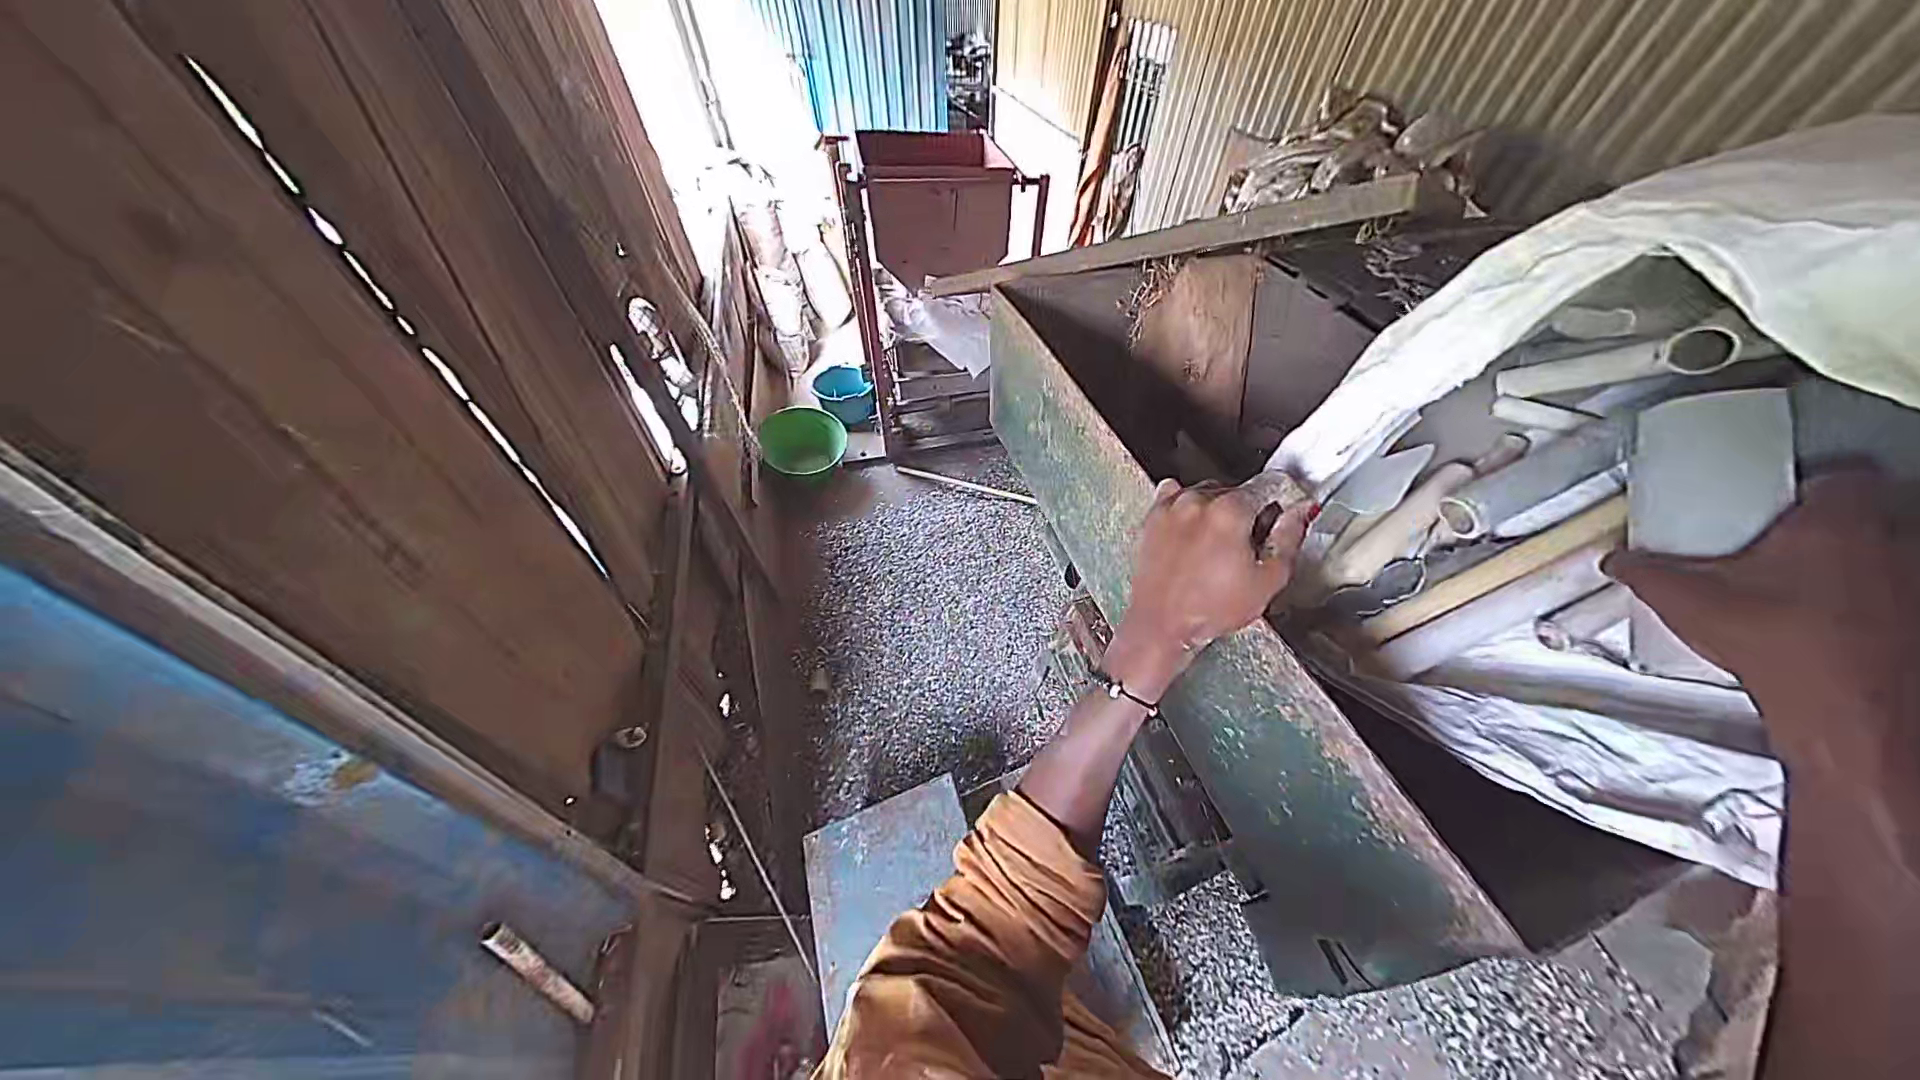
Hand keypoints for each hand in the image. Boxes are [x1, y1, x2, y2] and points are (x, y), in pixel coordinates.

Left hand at [1103, 478, 1313, 700]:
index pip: (1271, 484)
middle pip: (1237, 490)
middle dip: (1248, 511)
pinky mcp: (1152, 518)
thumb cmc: (1206, 609)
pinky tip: (1193, 535)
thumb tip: (1298, 513)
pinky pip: (1175, 499)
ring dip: (1217, 511)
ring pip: (1206, 494)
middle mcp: (1197, 501)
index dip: (1283, 501)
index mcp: (1230, 510)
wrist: (1160, 624)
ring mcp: (1171, 508)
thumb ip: (1289, 539)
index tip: (1284, 514)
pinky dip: (1187, 510)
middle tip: (1249, 545)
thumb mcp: (1268, 580)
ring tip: (1217, 548)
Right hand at [1603, 471, 1919, 784]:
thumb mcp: (1682, 597)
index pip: (1837, 475)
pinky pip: (1892, 593)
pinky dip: (1866, 602)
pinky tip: (1825, 622)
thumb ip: (1643, 570)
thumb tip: (1622, 563)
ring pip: (1885, 553)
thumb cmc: (1788, 644)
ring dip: (1846, 565)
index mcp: (1842, 519)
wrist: (1853, 708)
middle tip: (1777, 544)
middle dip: (1821, 527)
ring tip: (1795, 588)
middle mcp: (1900, 538)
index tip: (1773, 500)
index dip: (1802, 484)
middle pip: (1863, 512)